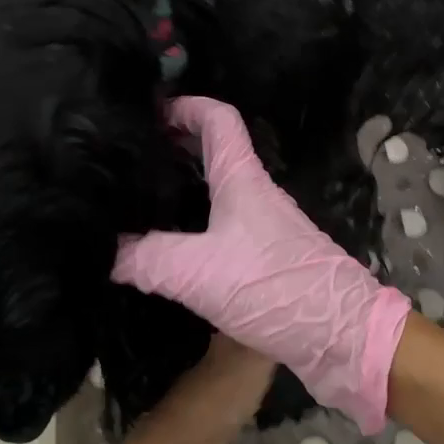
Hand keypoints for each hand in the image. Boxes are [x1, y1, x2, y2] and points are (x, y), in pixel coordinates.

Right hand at [111, 96, 410, 432]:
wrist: (342, 338)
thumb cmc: (275, 289)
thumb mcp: (198, 272)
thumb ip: (146, 258)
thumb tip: (101, 250)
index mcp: (243, 180)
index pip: (218, 119)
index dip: (185, 105)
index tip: (147, 110)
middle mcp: (256, 195)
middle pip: (214, 153)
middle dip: (174, 147)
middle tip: (129, 160)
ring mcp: (265, 228)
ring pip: (218, 193)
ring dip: (183, 188)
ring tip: (139, 203)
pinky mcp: (268, 261)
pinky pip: (223, 229)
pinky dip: (195, 226)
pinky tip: (171, 251)